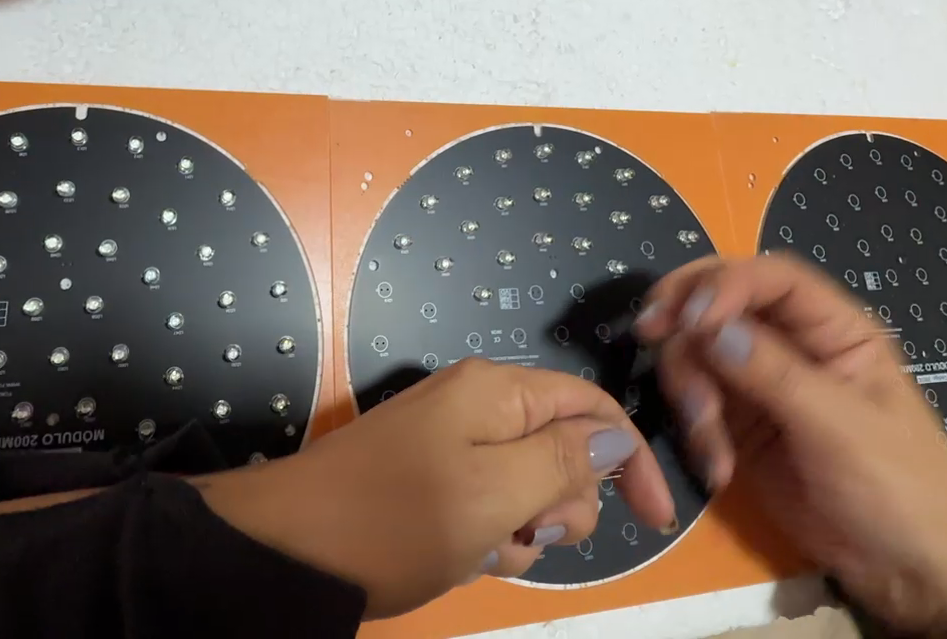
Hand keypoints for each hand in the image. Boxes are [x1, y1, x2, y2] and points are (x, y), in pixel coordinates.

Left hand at [194, 357, 675, 617]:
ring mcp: (450, 435)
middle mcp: (478, 401)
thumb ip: (561, 461)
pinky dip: (494, 531)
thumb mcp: (494, 494)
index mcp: (497, 390)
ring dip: (528, 524)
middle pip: (561, 443)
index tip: (656, 523)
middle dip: (567, 499)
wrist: (291, 546)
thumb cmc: (398, 518)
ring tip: (492, 552)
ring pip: (527, 479)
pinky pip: (488, 496)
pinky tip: (470, 557)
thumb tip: (612, 437)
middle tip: (535, 540)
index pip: (591, 406)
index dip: (631, 458)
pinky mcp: (431, 470)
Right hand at [634, 254, 946, 638]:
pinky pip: (696, 398)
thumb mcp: (843, 429)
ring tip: (707, 439)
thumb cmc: (899, 492)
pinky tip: (717, 468)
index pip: (771, 278)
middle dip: (683, 316)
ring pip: (698, 349)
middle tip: (648, 334)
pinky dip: (695, 427)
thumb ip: (774, 373)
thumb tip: (707, 326)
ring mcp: (758, 379)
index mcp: (833, 329)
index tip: (690, 318)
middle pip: (720, 301)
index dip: (726, 284)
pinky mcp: (737, 418)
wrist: (906, 578)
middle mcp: (790, 342)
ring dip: (690, 388)